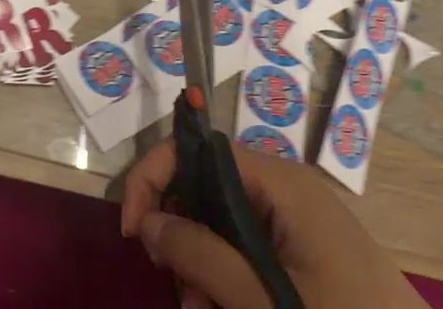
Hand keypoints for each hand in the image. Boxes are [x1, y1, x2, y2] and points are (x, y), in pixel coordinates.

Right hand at [120, 139, 428, 308]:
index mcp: (283, 186)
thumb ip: (202, 256)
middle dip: (179, 231)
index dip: (155, 177)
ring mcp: (301, 224)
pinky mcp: (309, 254)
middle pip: (207, 186)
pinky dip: (227, 276)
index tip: (132, 230)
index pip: (200, 150)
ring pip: (223, 223)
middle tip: (171, 281)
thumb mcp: (265, 301)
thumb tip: (147, 220)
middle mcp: (289, 192)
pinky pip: (249, 249)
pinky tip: (223, 308)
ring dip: (200, 263)